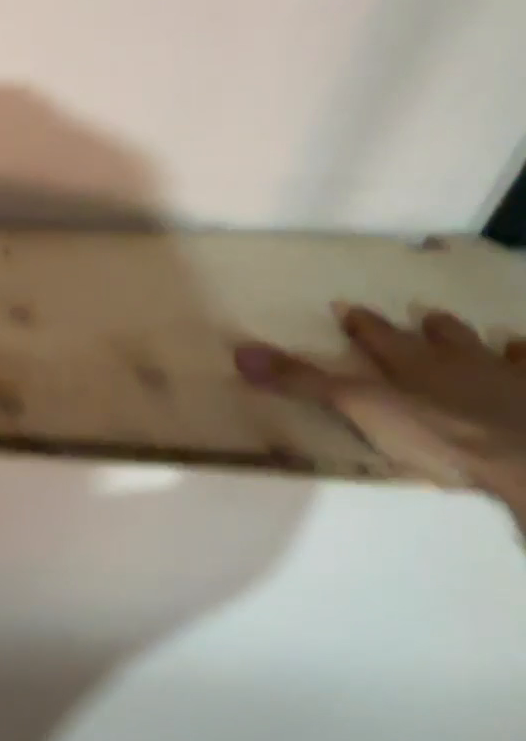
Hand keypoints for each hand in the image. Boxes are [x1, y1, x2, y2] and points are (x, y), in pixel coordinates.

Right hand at [235, 306, 525, 495]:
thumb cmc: (438, 433)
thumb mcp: (358, 407)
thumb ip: (303, 382)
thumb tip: (240, 351)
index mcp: (409, 362)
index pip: (378, 335)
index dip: (361, 323)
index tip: (348, 307)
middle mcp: (458, 361)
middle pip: (441, 337)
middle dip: (429, 327)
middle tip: (425, 315)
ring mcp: (508, 378)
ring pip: (492, 351)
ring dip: (484, 343)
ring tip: (489, 337)